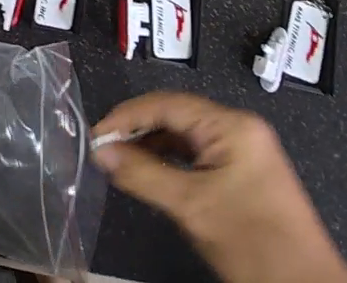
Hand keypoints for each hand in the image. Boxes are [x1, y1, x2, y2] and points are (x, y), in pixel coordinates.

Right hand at [92, 92, 346, 282]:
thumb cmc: (251, 242)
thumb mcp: (191, 207)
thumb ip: (143, 175)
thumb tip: (102, 152)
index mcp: (231, 124)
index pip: (168, 104)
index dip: (128, 116)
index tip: (95, 134)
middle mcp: (239, 128)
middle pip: (177, 116)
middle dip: (139, 130)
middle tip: (103, 149)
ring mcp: (244, 150)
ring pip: (187, 136)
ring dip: (152, 146)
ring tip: (119, 161)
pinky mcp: (244, 173)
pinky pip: (199, 155)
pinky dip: (171, 162)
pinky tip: (149, 174)